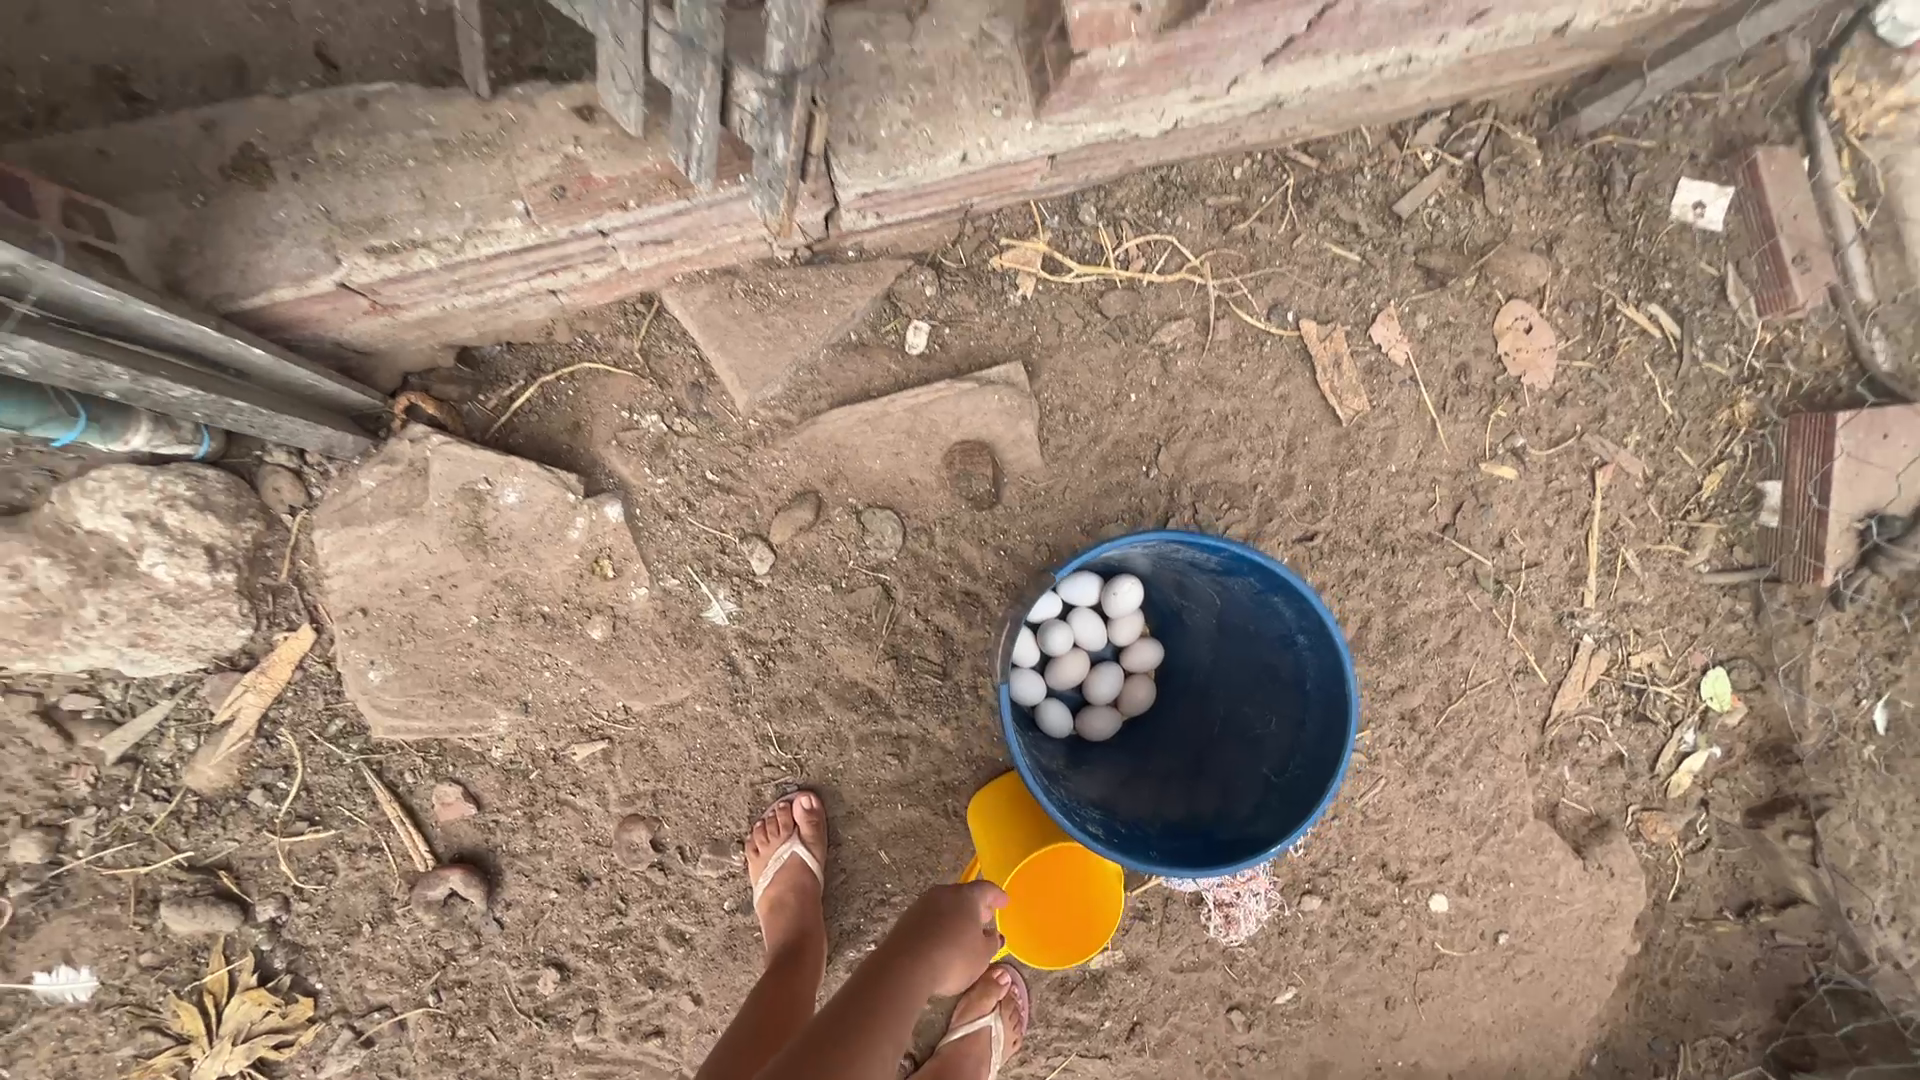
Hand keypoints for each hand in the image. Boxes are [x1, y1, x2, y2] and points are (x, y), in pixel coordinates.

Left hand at [879, 881, 1007, 996]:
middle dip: (977, 906)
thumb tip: (993, 934)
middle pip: (964, 895)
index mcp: (966, 896)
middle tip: (986, 917)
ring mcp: (923, 904)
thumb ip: (991, 942)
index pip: (986, 889)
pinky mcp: (908, 918)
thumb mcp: (982, 956)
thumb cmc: (953, 958)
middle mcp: (944, 893)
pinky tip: (943, 940)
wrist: (906, 965)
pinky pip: (931, 917)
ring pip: (946, 905)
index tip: (1004, 902)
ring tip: (965, 932)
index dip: (997, 896)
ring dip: (957, 916)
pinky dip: (941, 924)